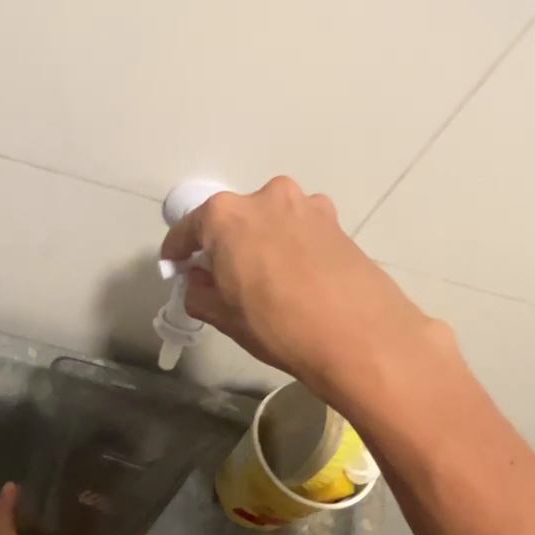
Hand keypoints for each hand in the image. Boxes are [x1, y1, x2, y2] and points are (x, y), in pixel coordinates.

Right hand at [160, 176, 441, 394]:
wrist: (359, 336)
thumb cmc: (277, 326)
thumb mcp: (223, 317)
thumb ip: (199, 292)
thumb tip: (200, 282)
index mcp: (226, 216)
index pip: (188, 228)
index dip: (177, 251)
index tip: (175, 267)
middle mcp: (265, 198)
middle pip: (231, 219)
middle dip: (222, 245)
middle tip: (221, 278)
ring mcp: (306, 206)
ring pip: (268, 222)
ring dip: (259, 244)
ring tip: (263, 281)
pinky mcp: (336, 222)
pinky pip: (297, 231)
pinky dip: (289, 248)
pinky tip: (294, 281)